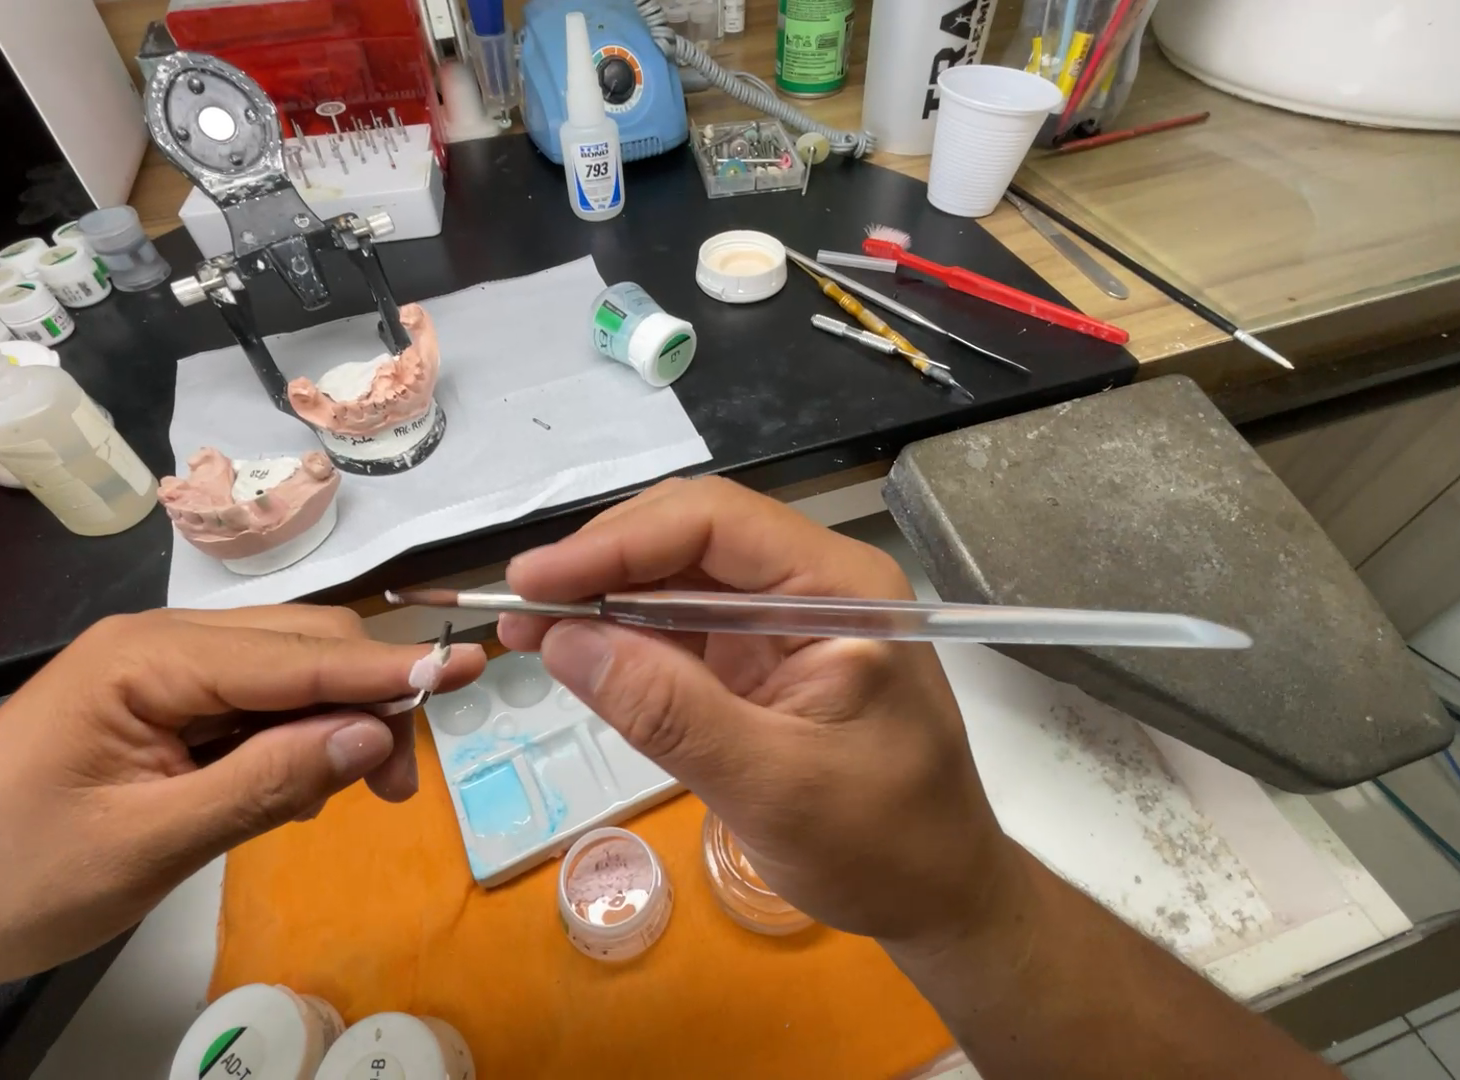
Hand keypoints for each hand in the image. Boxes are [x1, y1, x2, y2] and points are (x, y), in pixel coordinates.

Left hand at [0, 605, 483, 994]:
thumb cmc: (10, 885)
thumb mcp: (149, 845)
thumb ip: (269, 781)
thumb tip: (374, 736)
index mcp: (147, 657)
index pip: (297, 656)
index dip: (387, 669)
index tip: (466, 668)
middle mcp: (164, 641)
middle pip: (306, 647)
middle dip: (364, 704)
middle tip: (392, 786)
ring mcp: (167, 667)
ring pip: (294, 671)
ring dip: (335, 723)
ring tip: (344, 793)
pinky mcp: (172, 700)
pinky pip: (265, 701)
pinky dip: (299, 736)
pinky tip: (291, 784)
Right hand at [498, 477, 1012, 944]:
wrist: (936, 890)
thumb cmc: (882, 845)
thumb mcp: (773, 787)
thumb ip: (668, 712)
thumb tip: (562, 642)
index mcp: (838, 589)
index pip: (717, 523)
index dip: (618, 542)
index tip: (535, 580)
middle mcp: (811, 581)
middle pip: (691, 533)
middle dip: (603, 561)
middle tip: (523, 603)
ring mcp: (784, 613)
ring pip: (677, 573)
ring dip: (604, 594)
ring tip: (531, 624)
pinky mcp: (760, 650)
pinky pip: (681, 621)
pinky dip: (625, 633)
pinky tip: (580, 649)